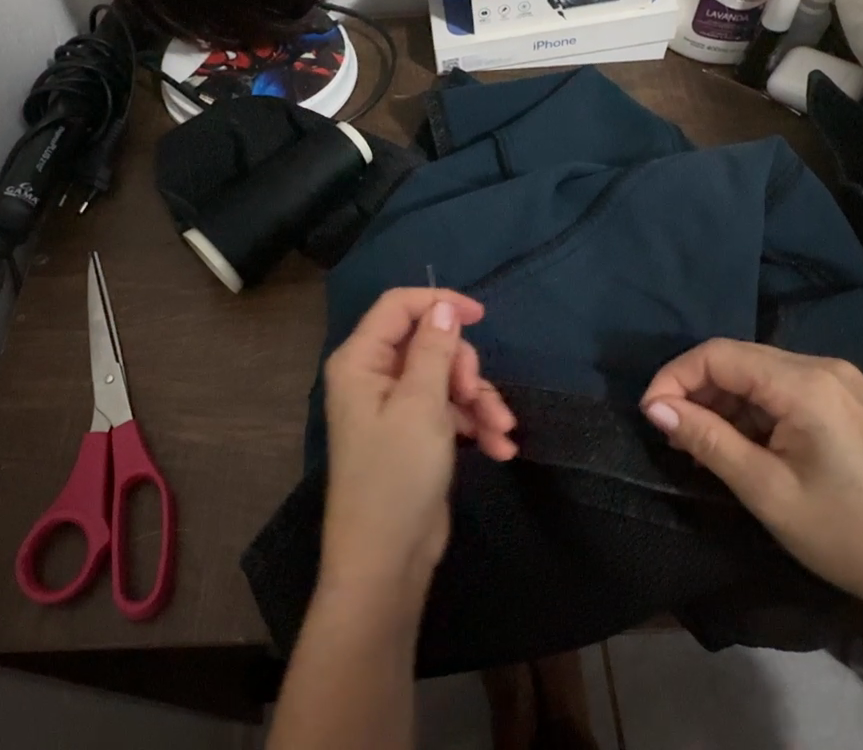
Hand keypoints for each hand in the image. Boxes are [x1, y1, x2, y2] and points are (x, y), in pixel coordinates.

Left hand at [320, 288, 517, 596]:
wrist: (386, 558)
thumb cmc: (396, 474)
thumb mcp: (421, 405)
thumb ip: (433, 350)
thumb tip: (443, 309)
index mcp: (360, 361)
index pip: (398, 307)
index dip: (439, 304)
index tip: (481, 317)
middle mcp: (372, 377)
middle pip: (428, 344)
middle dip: (464, 367)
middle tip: (476, 396)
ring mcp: (394, 408)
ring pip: (446, 379)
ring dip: (479, 400)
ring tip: (503, 431)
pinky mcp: (414, 436)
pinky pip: (449, 411)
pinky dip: (475, 424)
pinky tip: (501, 448)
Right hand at [639, 339, 862, 635]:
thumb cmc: (853, 536)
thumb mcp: (768, 491)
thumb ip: (708, 440)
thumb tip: (655, 408)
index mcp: (805, 383)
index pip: (717, 355)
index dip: (673, 378)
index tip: (649, 418)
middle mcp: (823, 369)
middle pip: (737, 360)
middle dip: (694, 392)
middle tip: (671, 439)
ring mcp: (840, 385)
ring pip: (757, 377)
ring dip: (721, 406)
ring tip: (699, 449)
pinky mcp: (847, 405)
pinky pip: (782, 393)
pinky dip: (751, 415)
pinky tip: (739, 449)